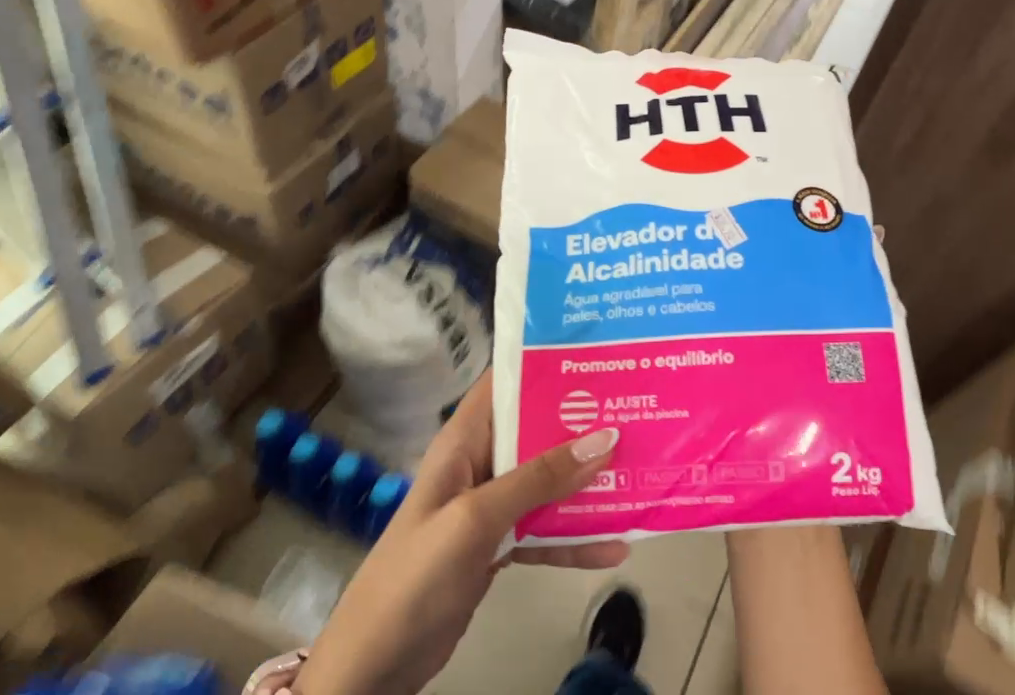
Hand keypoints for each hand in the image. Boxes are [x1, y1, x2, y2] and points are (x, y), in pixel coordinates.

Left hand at [292, 370, 626, 694]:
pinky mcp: (499, 546)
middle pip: (536, 432)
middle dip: (583, 423)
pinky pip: (546, 531)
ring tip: (638, 474)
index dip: (544, 363)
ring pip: (548, 482)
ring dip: (588, 482)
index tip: (597, 353)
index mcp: (463, 443)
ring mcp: (490, 508)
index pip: (503, 385)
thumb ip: (538, 478)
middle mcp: (479, 466)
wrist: (376, 662)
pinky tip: (614, 547)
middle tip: (637, 409)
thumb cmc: (417, 574)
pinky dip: (576, 538)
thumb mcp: (477, 518)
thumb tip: (604, 438)